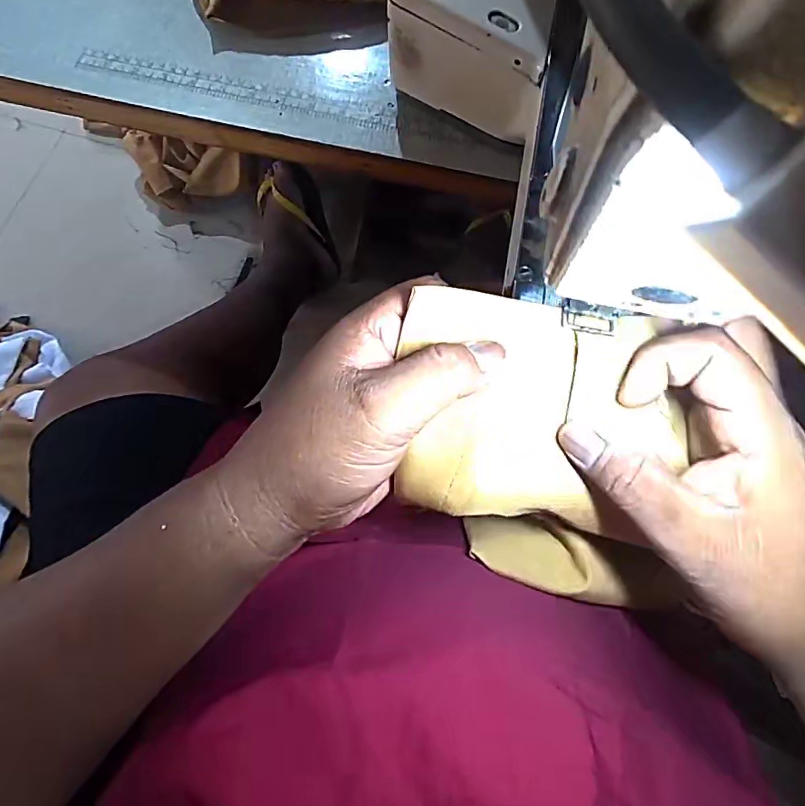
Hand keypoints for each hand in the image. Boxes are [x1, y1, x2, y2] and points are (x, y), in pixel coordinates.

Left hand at [216, 277, 502, 552]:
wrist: (279, 509)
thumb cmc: (321, 447)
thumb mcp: (382, 404)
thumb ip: (440, 373)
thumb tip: (495, 351)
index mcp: (370, 333)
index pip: (424, 296)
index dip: (464, 302)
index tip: (506, 319)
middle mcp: (381, 356)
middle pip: (438, 337)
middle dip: (477, 346)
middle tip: (525, 359)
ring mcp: (388, 393)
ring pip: (441, 377)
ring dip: (474, 385)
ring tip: (521, 390)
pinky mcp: (395, 427)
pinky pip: (436, 412)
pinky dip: (462, 416)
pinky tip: (494, 425)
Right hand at [557, 322, 804, 685]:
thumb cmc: (766, 591)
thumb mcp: (690, 543)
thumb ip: (632, 484)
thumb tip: (574, 433)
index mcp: (765, 429)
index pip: (714, 348)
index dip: (658, 359)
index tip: (624, 403)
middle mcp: (773, 415)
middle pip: (731, 336)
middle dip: (671, 343)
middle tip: (630, 378)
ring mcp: (769, 428)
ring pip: (731, 358)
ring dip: (680, 363)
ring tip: (639, 391)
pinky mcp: (758, 445)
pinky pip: (722, 392)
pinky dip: (685, 390)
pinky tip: (660, 419)